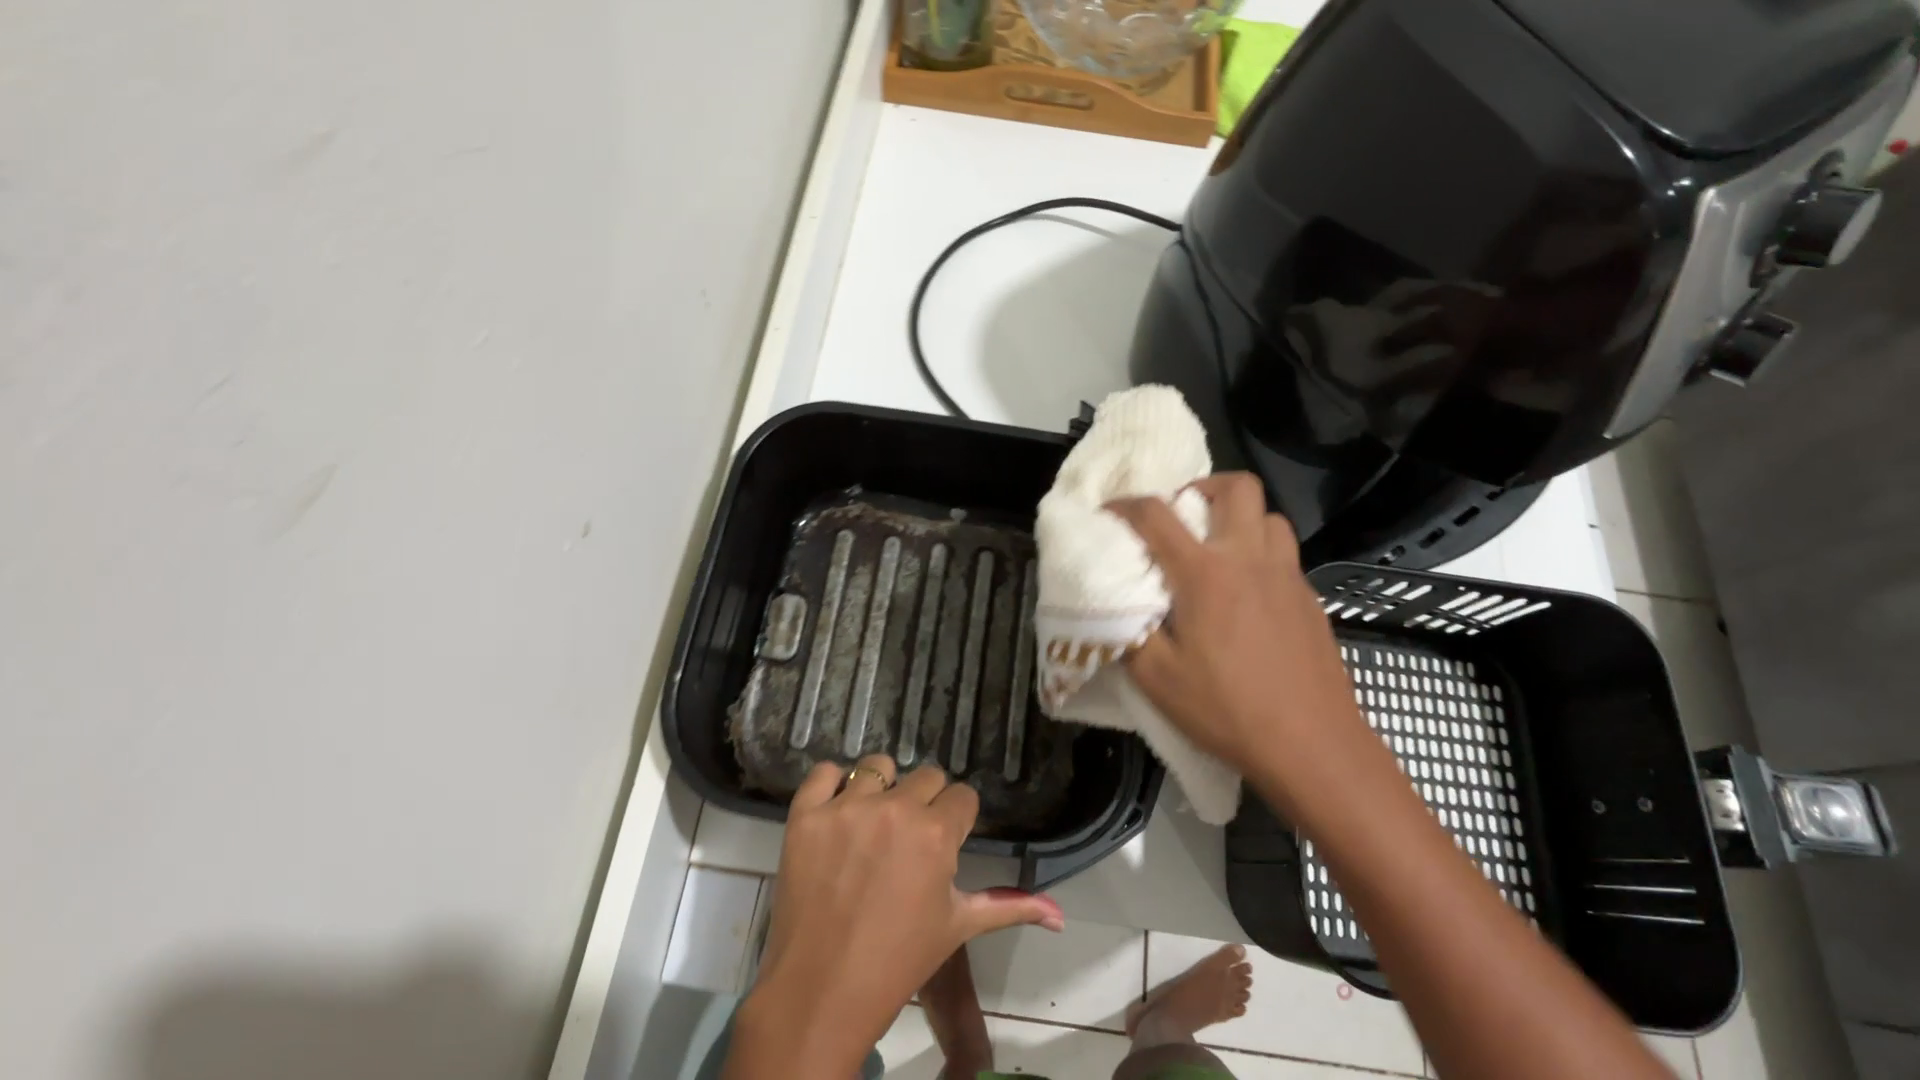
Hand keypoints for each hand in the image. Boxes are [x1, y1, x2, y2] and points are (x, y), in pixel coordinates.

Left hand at [725, 755, 1063, 1079]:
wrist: (823, 988)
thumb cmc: (899, 960)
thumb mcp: (958, 927)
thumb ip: (1009, 907)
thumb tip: (1060, 916)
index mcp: (938, 833)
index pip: (962, 796)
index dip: (957, 819)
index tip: (944, 843)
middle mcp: (896, 809)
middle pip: (925, 777)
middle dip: (925, 802)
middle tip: (909, 839)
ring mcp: (847, 809)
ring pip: (875, 767)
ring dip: (881, 787)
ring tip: (872, 821)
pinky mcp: (805, 815)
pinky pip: (822, 773)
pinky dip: (831, 785)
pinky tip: (837, 811)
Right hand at [1107, 473, 1366, 813]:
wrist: (1312, 744)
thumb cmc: (1227, 710)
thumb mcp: (1157, 680)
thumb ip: (1129, 634)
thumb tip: (1115, 609)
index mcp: (1205, 574)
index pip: (1157, 515)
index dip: (1126, 505)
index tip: (1110, 512)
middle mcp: (1250, 560)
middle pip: (1236, 487)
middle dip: (1203, 486)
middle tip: (1181, 514)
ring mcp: (1287, 577)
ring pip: (1269, 516)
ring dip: (1240, 518)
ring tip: (1217, 548)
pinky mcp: (1310, 600)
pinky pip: (1285, 555)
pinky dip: (1262, 555)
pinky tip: (1248, 594)